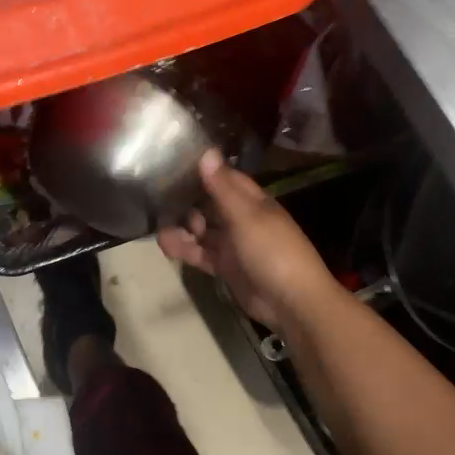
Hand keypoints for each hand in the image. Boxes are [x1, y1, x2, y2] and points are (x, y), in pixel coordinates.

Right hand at [157, 149, 339, 331]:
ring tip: (162, 231)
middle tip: (166, 206)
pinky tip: (167, 247)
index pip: (224, 178)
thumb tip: (206, 150)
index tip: (172, 166)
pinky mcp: (225, 267)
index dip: (202, 172)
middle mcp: (241, 219)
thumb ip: (222, 187)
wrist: (293, 304)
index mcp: (252, 202)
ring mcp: (233, 244)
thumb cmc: (273, 251)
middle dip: (186, 203)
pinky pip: (200, 253)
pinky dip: (184, 249)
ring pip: (202, 230)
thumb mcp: (246, 216)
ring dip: (182, 228)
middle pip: (208, 204)